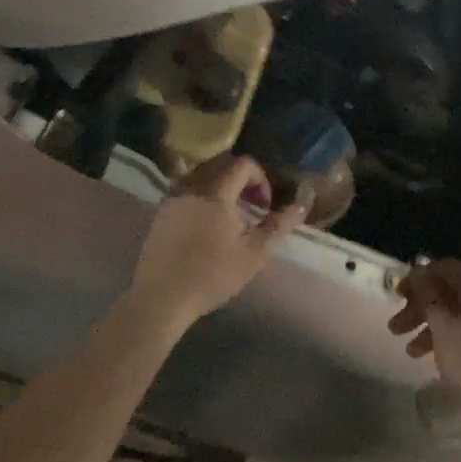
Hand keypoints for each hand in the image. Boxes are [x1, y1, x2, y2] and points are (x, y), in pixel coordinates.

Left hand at [128, 155, 305, 326]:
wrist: (161, 297)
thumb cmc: (211, 276)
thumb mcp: (253, 254)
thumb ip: (277, 226)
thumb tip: (300, 207)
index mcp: (216, 192)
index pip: (243, 164)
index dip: (260, 179)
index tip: (264, 205)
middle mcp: (191, 187)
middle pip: (220, 164)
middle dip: (240, 178)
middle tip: (250, 205)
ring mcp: (172, 198)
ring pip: (200, 174)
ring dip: (219, 185)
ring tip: (228, 214)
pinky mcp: (160, 212)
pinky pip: (184, 189)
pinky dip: (200, 195)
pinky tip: (205, 224)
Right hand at [389, 260, 460, 429]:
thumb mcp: (445, 328)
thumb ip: (428, 296)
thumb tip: (418, 270)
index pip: (444, 268)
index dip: (418, 278)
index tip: (397, 295)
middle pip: (449, 292)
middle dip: (419, 307)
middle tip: (395, 327)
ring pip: (456, 315)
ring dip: (429, 328)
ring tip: (409, 351)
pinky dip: (447, 341)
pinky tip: (432, 359)